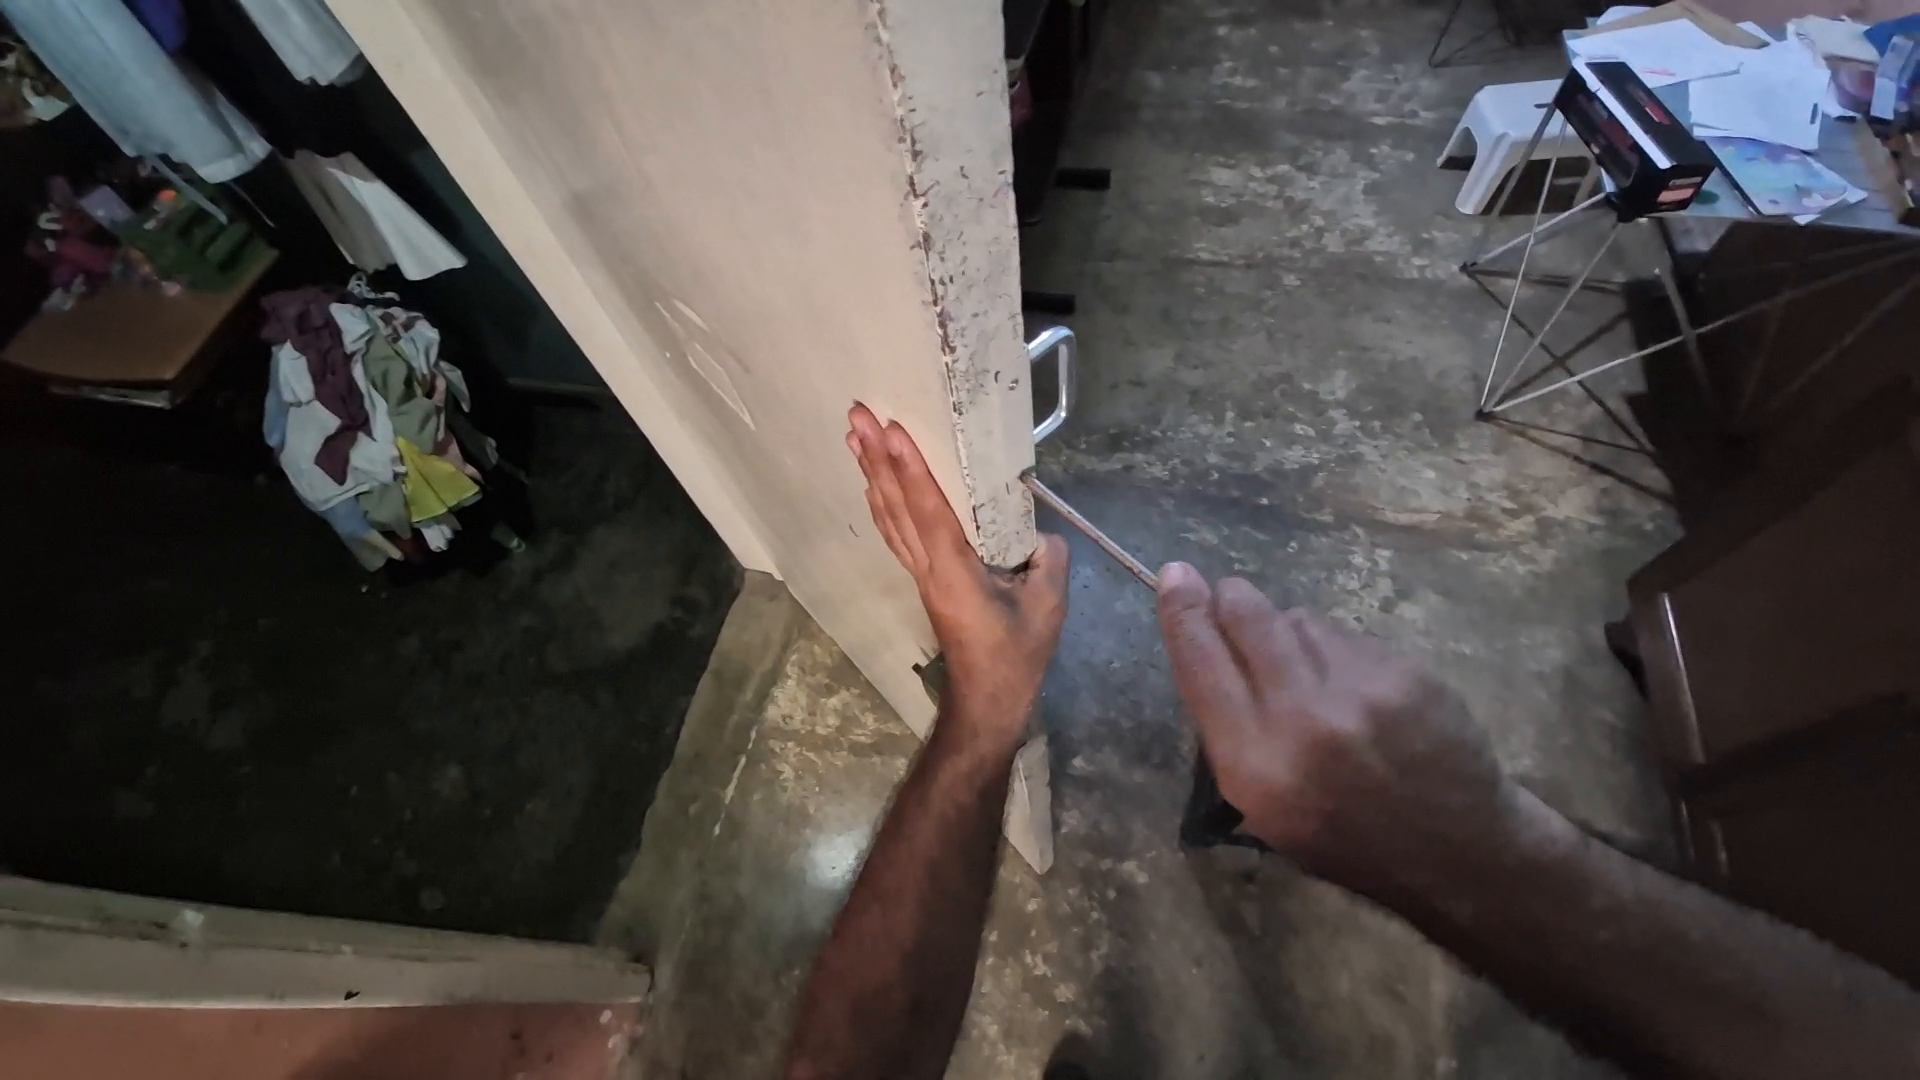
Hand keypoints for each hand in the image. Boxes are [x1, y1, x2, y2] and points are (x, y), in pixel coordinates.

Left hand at [847, 403, 1068, 744]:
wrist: (988, 700)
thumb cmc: (1016, 656)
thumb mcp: (1048, 607)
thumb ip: (1047, 561)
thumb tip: (1039, 535)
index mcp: (954, 570)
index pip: (927, 508)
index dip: (908, 467)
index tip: (889, 428)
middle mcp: (928, 567)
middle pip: (894, 505)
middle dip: (875, 458)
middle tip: (856, 414)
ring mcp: (921, 575)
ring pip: (888, 517)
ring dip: (871, 475)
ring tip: (855, 437)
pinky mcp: (924, 582)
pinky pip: (895, 535)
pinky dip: (881, 505)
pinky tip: (873, 487)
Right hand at [1156, 563, 1517, 896]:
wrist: (1460, 854)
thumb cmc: (1342, 837)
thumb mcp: (1261, 806)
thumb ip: (1228, 725)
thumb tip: (1206, 640)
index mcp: (1254, 764)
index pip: (1201, 663)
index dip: (1182, 612)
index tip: (1174, 574)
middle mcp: (1302, 719)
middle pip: (1248, 616)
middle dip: (1231, 598)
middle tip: (1230, 599)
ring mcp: (1360, 690)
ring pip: (1299, 617)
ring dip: (1289, 632)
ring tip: (1310, 674)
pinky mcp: (1407, 671)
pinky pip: (1348, 632)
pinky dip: (1338, 649)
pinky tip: (1358, 686)